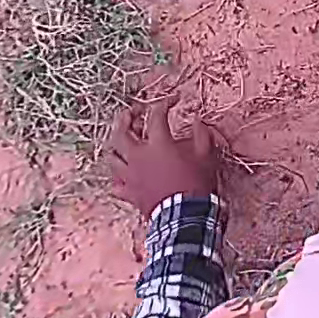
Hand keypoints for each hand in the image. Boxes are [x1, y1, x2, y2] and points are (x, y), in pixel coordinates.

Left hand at [107, 96, 218, 216]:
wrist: (185, 216)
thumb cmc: (195, 183)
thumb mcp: (205, 154)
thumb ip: (201, 133)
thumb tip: (197, 120)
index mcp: (157, 143)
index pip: (156, 116)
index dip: (165, 104)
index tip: (173, 100)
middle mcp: (138, 156)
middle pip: (121, 131)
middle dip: (125, 118)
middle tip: (133, 112)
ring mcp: (130, 175)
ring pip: (113, 156)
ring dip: (117, 145)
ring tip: (124, 139)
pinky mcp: (129, 193)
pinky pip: (116, 183)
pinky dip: (118, 175)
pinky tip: (124, 172)